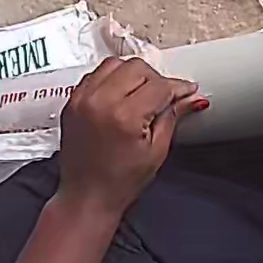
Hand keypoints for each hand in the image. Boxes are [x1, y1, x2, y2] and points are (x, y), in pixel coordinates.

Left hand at [57, 57, 206, 216]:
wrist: (86, 197)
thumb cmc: (119, 183)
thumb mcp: (156, 151)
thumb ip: (172, 118)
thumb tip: (190, 99)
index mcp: (124, 116)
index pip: (159, 86)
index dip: (178, 88)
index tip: (186, 91)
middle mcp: (100, 102)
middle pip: (136, 67)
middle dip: (155, 80)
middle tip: (163, 97)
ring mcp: (82, 100)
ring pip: (114, 64)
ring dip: (132, 74)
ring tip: (140, 95)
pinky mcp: (71, 102)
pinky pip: (95, 75)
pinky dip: (110, 79)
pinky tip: (120, 95)